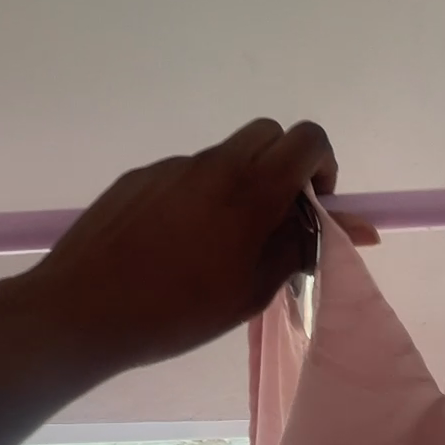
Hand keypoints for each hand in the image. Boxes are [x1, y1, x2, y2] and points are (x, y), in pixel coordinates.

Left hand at [8, 119, 377, 372]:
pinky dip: (197, 194)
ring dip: (238, 182)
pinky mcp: (139, 176)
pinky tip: (172, 243)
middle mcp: (214, 163)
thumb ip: (305, 247)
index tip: (310, 206)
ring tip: (215, 242)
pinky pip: (185, 173)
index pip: (308, 138)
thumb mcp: (254, 288)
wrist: (81, 310)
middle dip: (282, 165)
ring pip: (225, 155)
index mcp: (250, 189)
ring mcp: (172, 166)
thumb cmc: (178, 310)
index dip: (322, 165)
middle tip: (271, 217)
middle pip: (268, 134)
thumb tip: (362, 229)